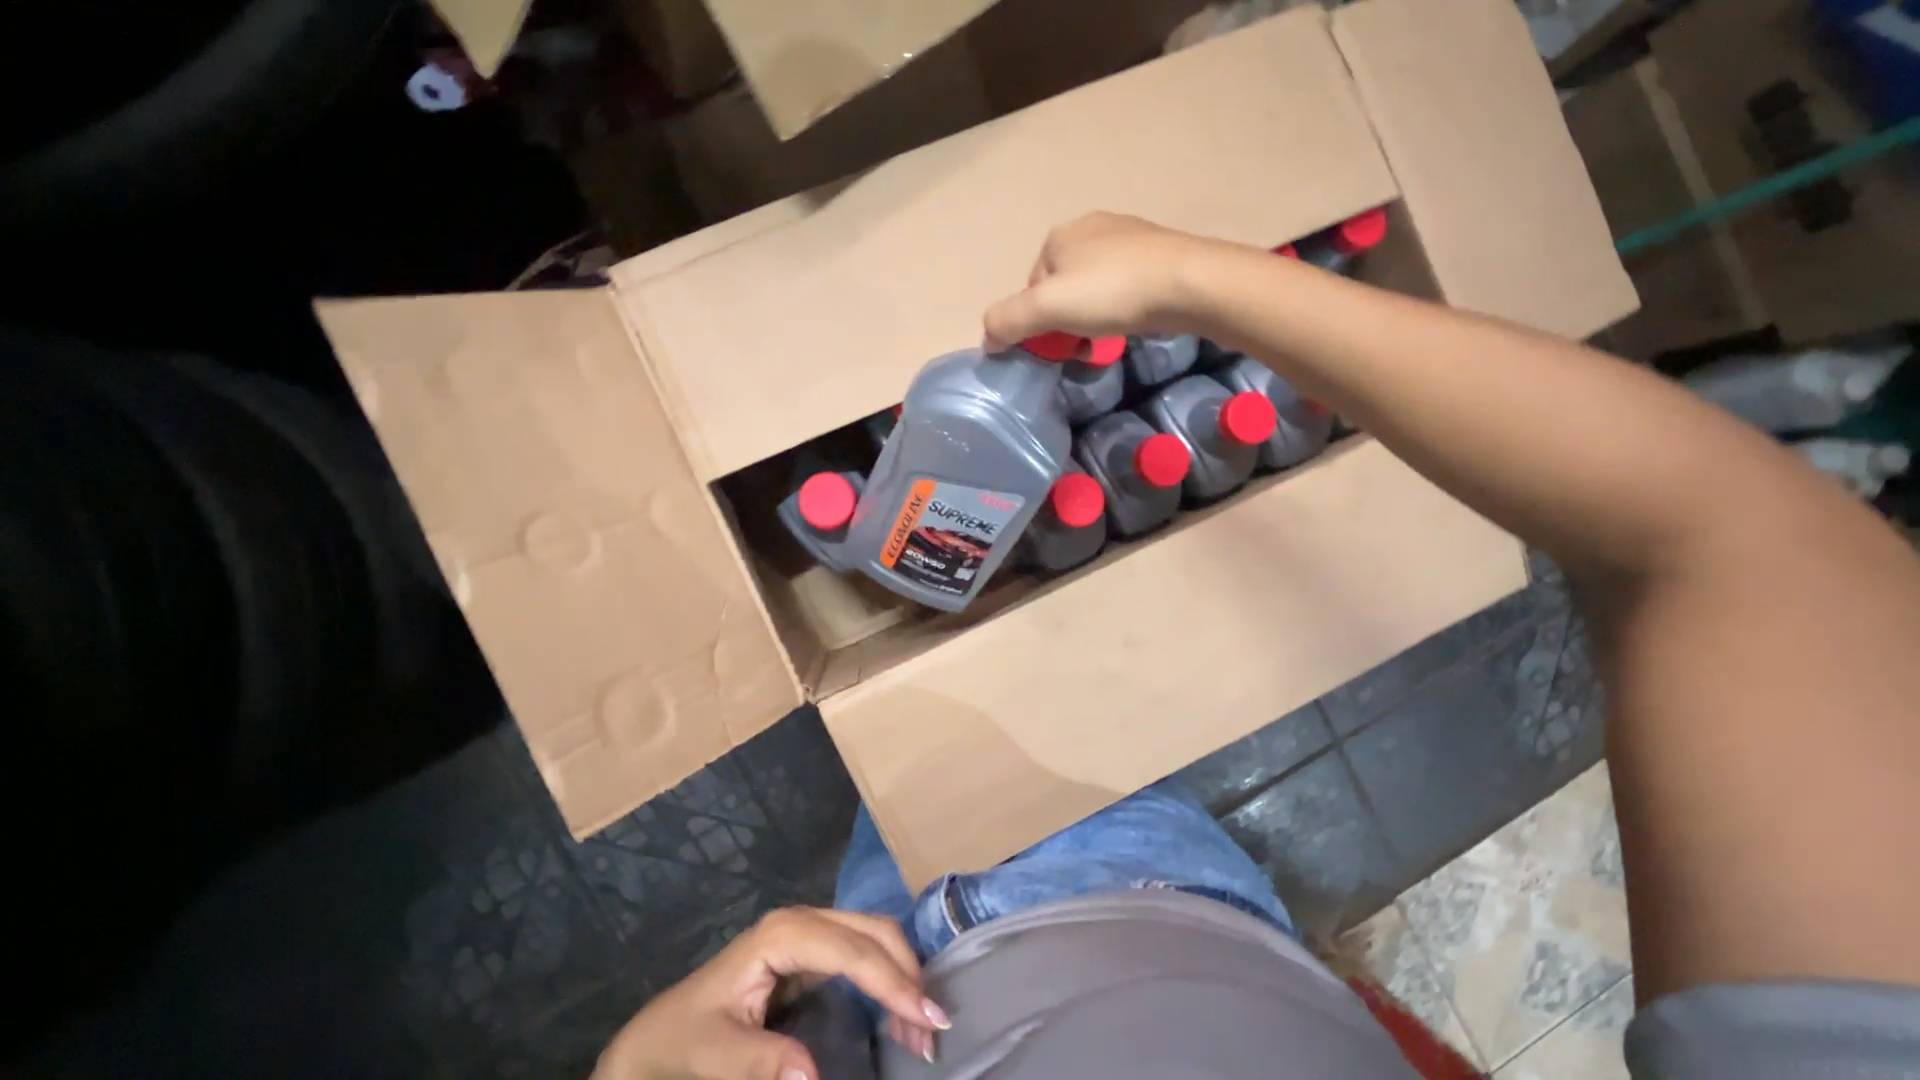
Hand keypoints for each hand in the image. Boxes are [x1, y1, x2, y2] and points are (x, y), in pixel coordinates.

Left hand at [592, 907, 949, 1079]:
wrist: (657, 1037)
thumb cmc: (684, 1039)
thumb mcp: (715, 1054)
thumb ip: (761, 1062)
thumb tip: (814, 1075)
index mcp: (781, 935)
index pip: (852, 950)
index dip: (893, 982)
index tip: (928, 1020)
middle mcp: (801, 922)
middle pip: (873, 932)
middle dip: (908, 974)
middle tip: (933, 1031)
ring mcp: (808, 932)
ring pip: (874, 936)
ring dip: (904, 974)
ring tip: (922, 1031)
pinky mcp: (812, 950)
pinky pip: (864, 951)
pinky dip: (890, 976)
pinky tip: (900, 1012)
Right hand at [982, 212, 1235, 347]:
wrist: (1192, 283)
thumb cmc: (1113, 292)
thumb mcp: (1048, 309)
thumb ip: (1008, 321)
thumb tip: (987, 340)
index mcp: (1059, 236)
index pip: (1032, 286)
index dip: (1039, 321)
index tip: (1058, 344)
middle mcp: (1091, 228)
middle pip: (1063, 288)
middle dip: (1069, 320)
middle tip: (1085, 346)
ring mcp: (1129, 237)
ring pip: (1095, 288)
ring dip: (1096, 317)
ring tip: (1112, 337)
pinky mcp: (1159, 254)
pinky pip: (1127, 286)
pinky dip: (1124, 308)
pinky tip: (1136, 321)